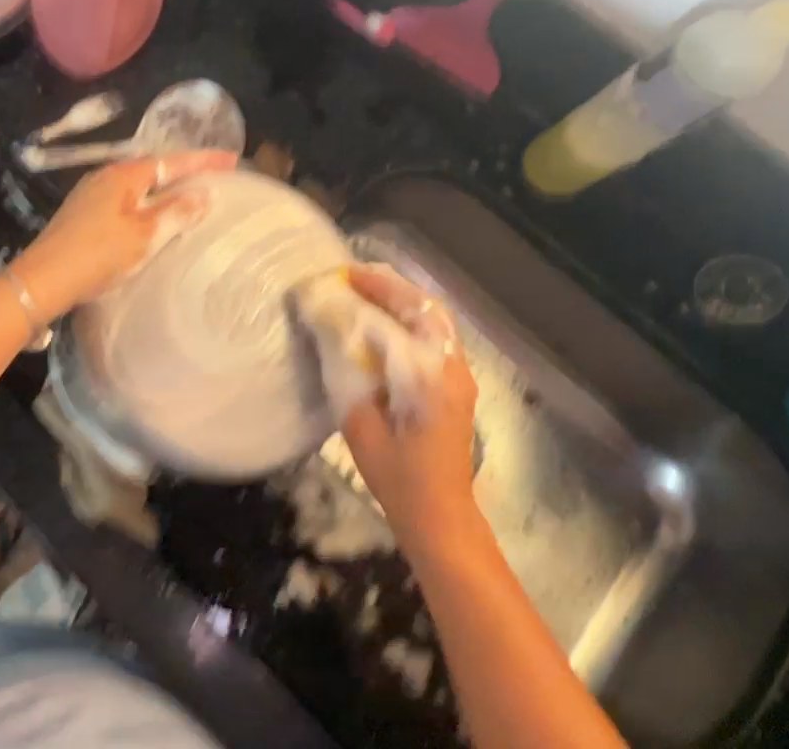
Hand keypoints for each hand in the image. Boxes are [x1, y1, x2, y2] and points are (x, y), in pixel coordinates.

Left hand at [9, 151, 236, 321]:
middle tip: (213, 176)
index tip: (232, 159)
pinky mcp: (83, 215)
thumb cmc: (98, 254)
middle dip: (183, 171)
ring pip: (137, 186)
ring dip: (164, 189)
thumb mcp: (145, 235)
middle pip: (153, 169)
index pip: (172, 161)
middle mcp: (106, 177)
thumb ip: (176, 212)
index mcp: (123, 175)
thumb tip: (205, 193)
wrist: (43, 280)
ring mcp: (91, 195)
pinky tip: (153, 217)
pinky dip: (147, 203)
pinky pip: (125, 200)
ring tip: (189, 195)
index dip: (203, 160)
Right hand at [335, 265, 480, 552]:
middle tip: (351, 276)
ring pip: (435, 318)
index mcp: (428, 374)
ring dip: (401, 298)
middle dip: (388, 286)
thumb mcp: (359, 423)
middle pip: (425, 307)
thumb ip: (346, 372)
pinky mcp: (456, 383)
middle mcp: (451, 366)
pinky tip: (384, 320)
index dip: (365, 294)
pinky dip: (411, 317)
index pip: (396, 318)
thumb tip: (328, 331)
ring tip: (364, 290)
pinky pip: (436, 335)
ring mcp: (459, 374)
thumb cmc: (397, 475)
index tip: (336, 280)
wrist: (439, 513)